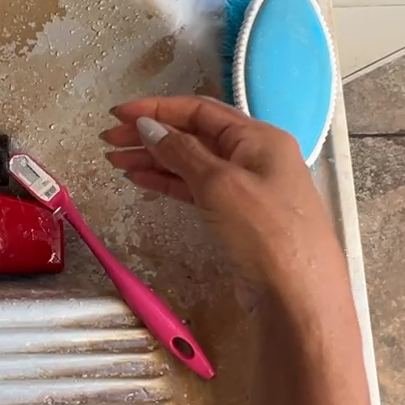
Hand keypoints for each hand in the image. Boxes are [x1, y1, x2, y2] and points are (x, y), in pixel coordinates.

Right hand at [102, 97, 343, 302]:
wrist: (296, 295)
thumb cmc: (264, 232)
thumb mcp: (219, 184)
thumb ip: (181, 151)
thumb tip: (147, 126)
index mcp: (258, 138)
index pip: (200, 111)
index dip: (156, 109)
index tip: (117, 114)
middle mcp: (252, 156)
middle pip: (192, 135)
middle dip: (149, 134)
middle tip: (108, 140)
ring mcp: (243, 187)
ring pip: (189, 162)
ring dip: (151, 159)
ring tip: (114, 161)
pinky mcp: (233, 215)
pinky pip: (193, 187)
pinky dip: (165, 181)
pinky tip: (139, 179)